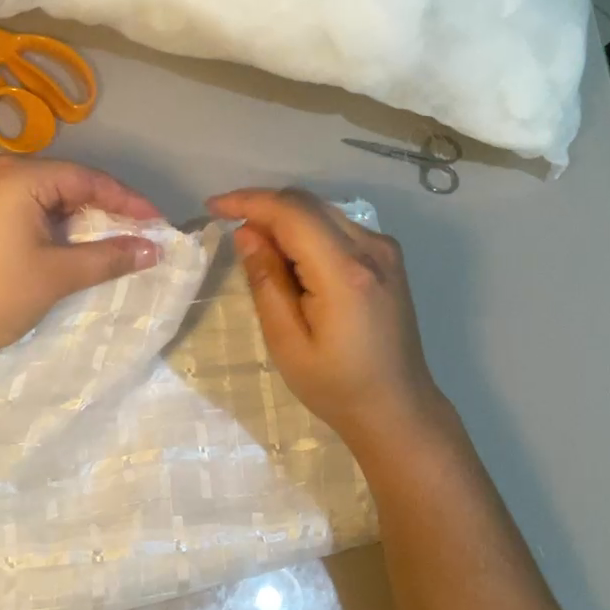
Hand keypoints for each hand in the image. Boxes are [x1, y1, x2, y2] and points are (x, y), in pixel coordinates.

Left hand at [0, 156, 163, 372]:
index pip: (87, 179)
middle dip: (105, 210)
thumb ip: (108, 257)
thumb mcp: (58, 275)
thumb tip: (153, 249)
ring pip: (46, 198)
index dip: (127, 202)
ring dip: (79, 220)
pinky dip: (52, 226)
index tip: (158, 224)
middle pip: (66, 184)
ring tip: (113, 242)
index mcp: (17, 175)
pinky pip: (24, 209)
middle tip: (139, 234)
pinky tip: (73, 245)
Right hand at [207, 188, 444, 443]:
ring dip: (285, 222)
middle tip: (231, 235)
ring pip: (323, 213)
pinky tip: (292, 264)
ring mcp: (385, 251)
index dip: (249, 201)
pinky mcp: (388, 259)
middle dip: (264, 209)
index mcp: (345, 272)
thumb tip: (247, 233)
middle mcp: (372, 249)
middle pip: (308, 205)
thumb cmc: (337, 386)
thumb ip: (267, 282)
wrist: (397, 408)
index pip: (292, 212)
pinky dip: (308, 234)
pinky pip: (338, 228)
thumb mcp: (287, 342)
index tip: (213, 207)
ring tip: (259, 254)